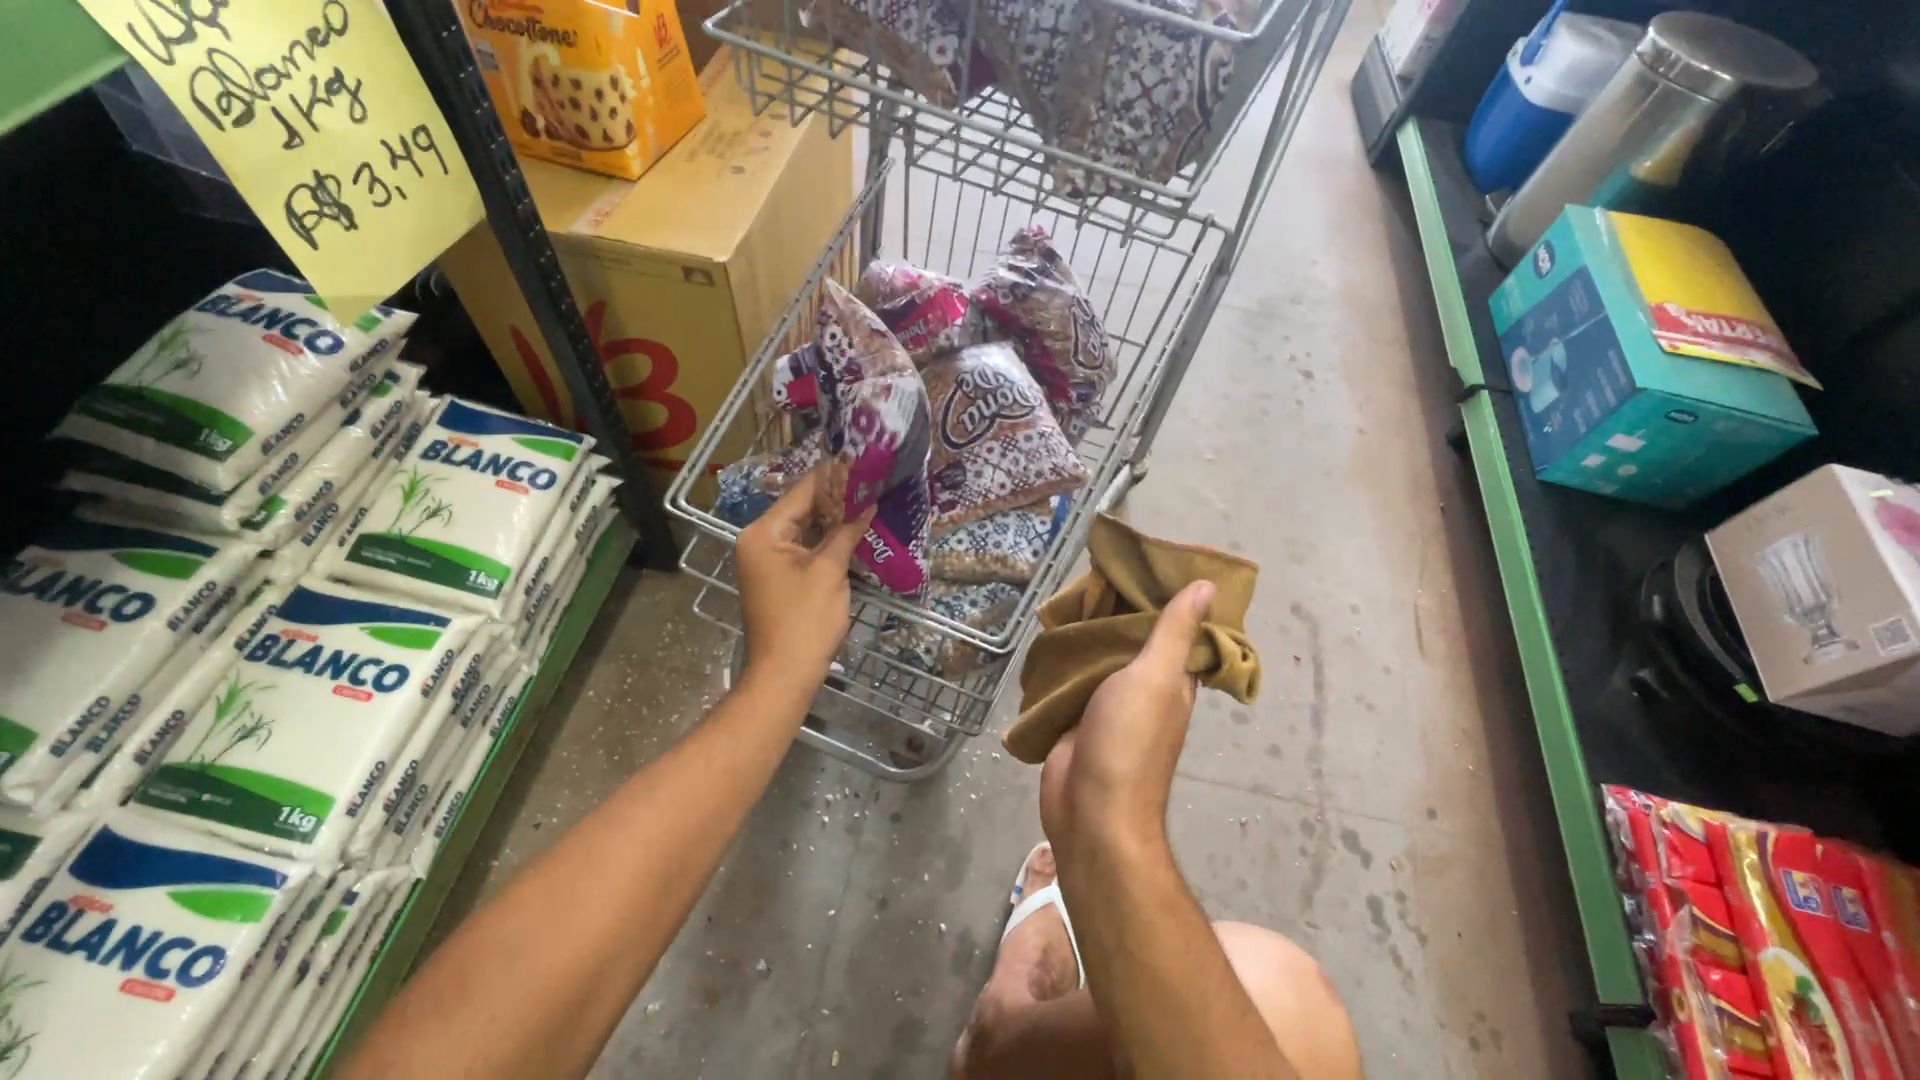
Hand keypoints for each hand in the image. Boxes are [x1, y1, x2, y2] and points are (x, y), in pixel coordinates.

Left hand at [735, 470, 872, 685]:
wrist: (785, 673)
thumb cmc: (805, 620)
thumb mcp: (830, 571)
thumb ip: (846, 533)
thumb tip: (867, 505)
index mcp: (762, 532)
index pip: (801, 492)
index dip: (833, 477)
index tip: (862, 461)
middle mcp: (759, 540)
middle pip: (801, 508)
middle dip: (836, 498)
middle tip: (871, 481)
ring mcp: (767, 560)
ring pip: (805, 529)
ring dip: (834, 520)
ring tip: (868, 501)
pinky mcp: (779, 577)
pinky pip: (804, 549)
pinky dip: (827, 541)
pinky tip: (854, 532)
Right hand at [1040, 580, 1214, 864]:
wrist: (1089, 811)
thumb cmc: (1128, 743)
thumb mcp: (1155, 679)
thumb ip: (1174, 633)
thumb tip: (1208, 587)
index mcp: (1173, 679)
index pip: (1174, 627)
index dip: (1161, 595)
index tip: (1140, 560)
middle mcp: (1143, 689)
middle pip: (1130, 639)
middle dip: (1113, 609)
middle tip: (1090, 569)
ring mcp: (1107, 706)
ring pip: (1097, 658)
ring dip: (1084, 633)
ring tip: (1065, 593)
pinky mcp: (1075, 718)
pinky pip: (1070, 681)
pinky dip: (1060, 660)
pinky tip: (1046, 636)